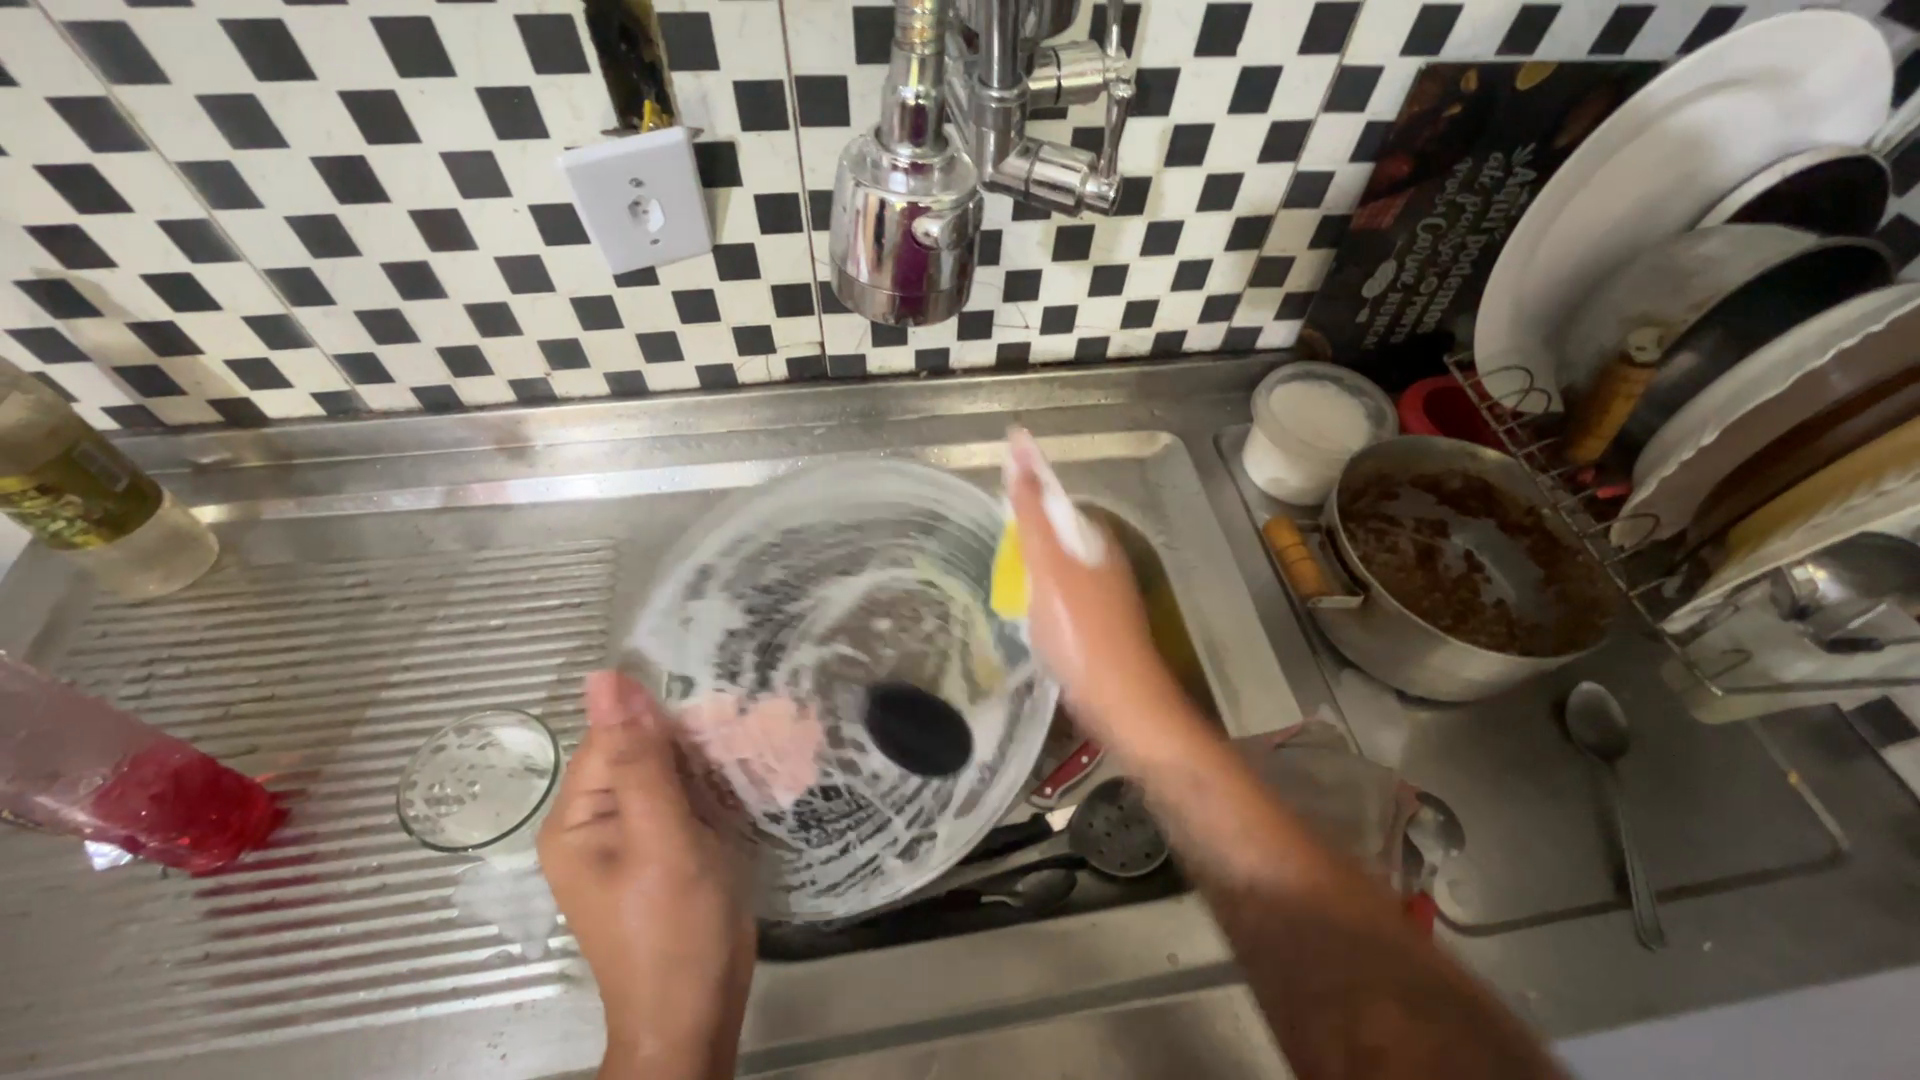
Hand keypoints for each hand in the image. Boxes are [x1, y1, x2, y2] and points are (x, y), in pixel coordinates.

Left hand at [538, 671, 753, 1079]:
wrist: (696, 1013)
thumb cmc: (673, 930)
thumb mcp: (660, 839)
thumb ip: (639, 758)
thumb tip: (603, 677)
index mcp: (578, 818)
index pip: (617, 739)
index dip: (668, 719)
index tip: (728, 704)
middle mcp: (602, 821)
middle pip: (649, 753)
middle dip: (701, 739)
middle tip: (764, 719)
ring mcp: (640, 837)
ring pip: (677, 774)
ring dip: (720, 759)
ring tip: (773, 739)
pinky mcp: (672, 850)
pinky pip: (694, 801)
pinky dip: (725, 786)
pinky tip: (764, 773)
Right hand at [1005, 428, 1208, 764]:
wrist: (1120, 704)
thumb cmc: (1080, 632)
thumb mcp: (1048, 565)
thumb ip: (1032, 510)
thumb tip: (1020, 443)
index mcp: (1096, 541)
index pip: (1054, 502)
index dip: (1021, 501)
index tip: (987, 512)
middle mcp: (1104, 564)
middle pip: (1055, 537)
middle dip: (1022, 537)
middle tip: (982, 549)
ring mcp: (1103, 599)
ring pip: (1057, 571)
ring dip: (1027, 571)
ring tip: (994, 580)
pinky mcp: (1096, 630)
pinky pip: (1059, 601)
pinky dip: (1036, 601)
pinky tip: (1020, 616)